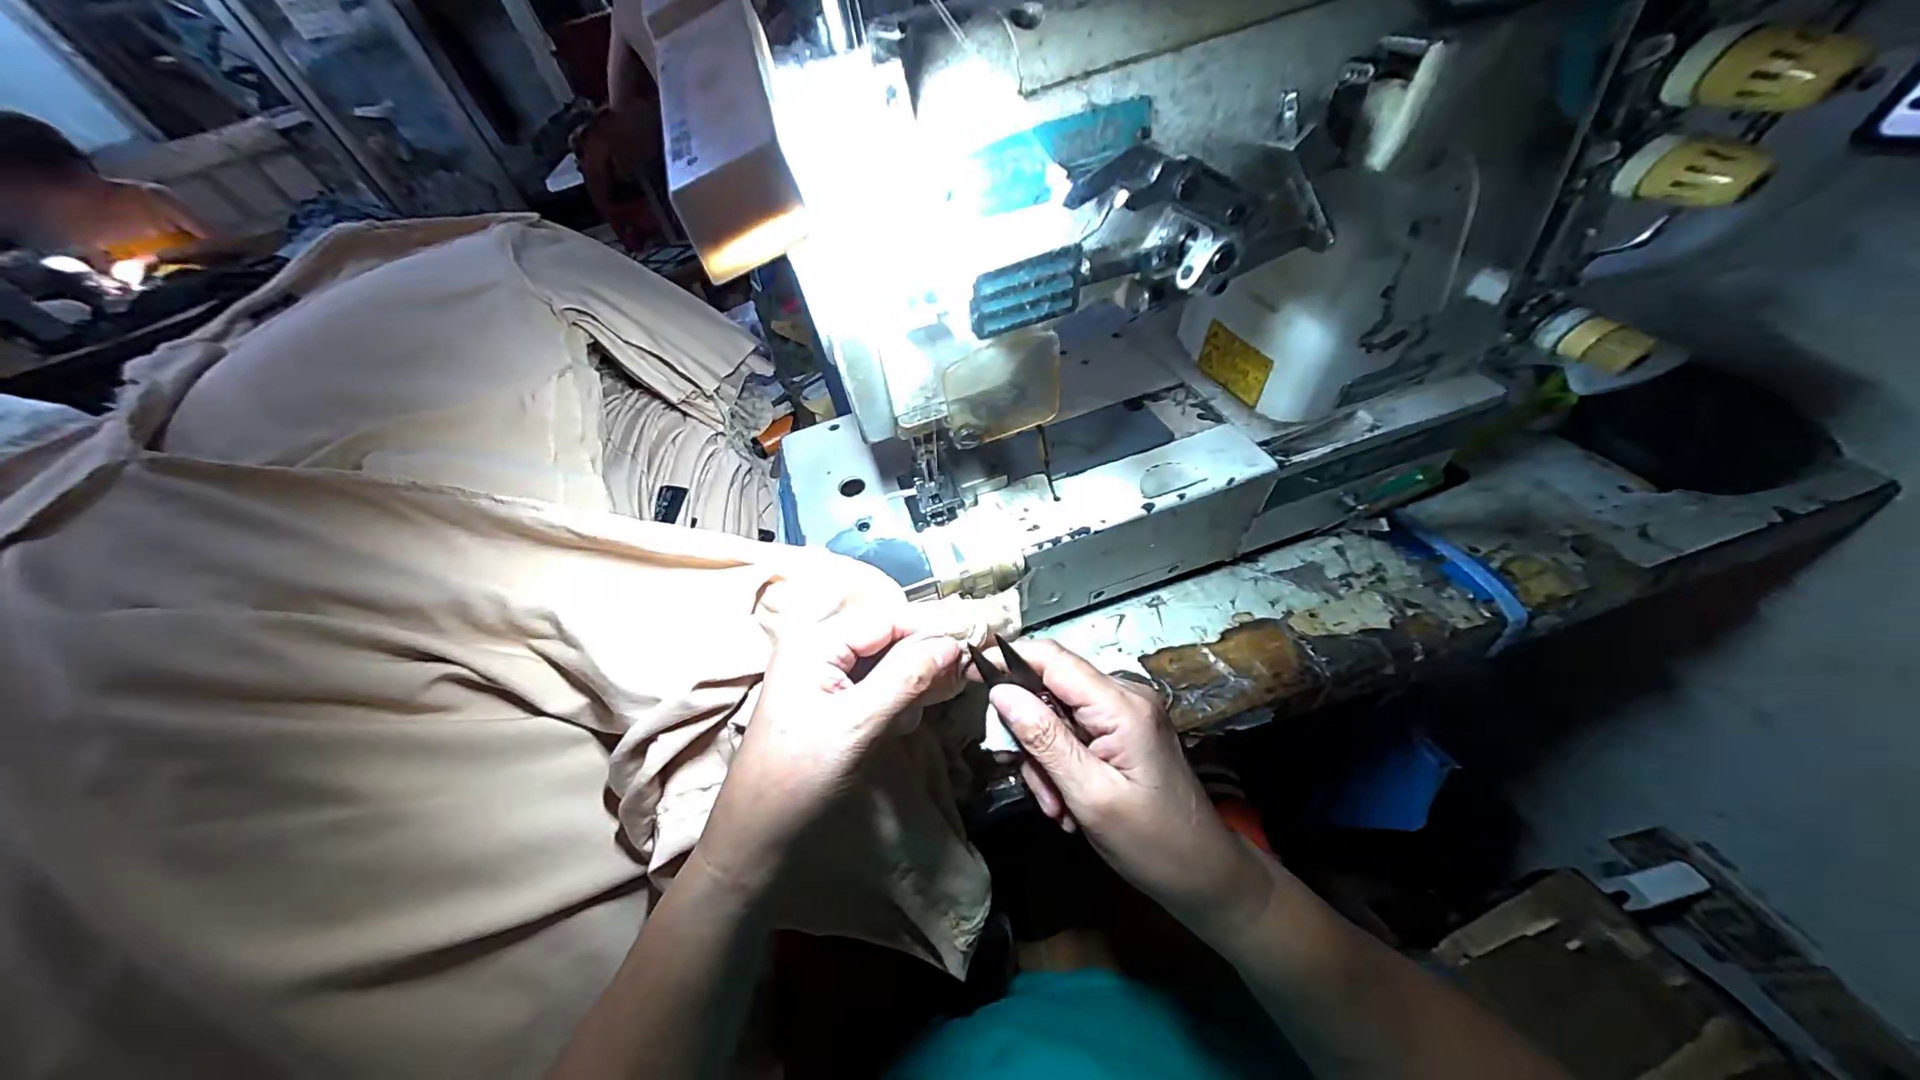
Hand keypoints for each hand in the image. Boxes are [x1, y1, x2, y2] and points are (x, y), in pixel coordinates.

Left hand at [694, 608, 964, 899]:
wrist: (756, 844)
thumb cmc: (796, 784)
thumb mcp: (855, 727)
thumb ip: (904, 679)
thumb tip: (952, 644)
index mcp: (816, 644)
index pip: (889, 618)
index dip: (934, 628)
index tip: (977, 644)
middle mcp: (820, 652)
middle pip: (890, 637)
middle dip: (930, 654)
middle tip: (968, 675)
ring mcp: (826, 679)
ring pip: (890, 662)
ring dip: (921, 677)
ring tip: (948, 693)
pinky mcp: (835, 705)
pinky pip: (881, 686)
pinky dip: (904, 697)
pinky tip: (912, 718)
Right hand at [985, 641, 1274, 943]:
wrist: (1204, 875)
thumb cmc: (1153, 843)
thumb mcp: (1091, 796)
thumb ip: (1045, 740)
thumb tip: (1001, 692)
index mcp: (1122, 705)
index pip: (1053, 659)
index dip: (1007, 658)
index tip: (969, 673)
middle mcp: (1125, 696)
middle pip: (1050, 689)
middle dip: (1030, 736)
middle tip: (1030, 782)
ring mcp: (1126, 713)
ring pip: (1056, 716)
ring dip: (1045, 760)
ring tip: (1059, 807)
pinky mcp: (1123, 730)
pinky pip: (1074, 732)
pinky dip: (1061, 764)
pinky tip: (1069, 802)